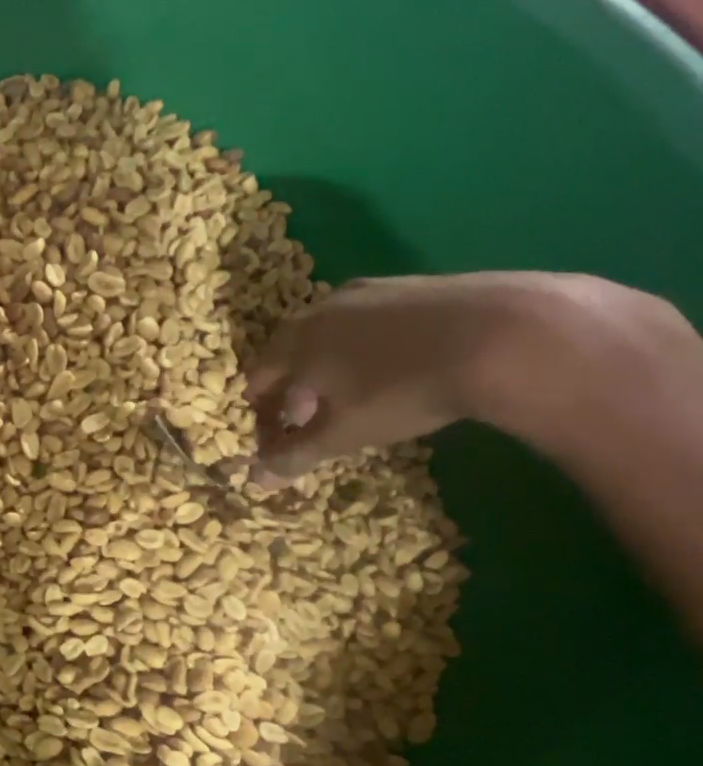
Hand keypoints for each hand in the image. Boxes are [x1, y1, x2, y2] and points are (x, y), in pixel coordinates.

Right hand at [242, 272, 669, 483]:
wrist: (510, 335)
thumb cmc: (404, 390)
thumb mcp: (344, 433)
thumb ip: (294, 455)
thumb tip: (255, 480)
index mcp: (294, 343)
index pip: (256, 380)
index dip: (261, 413)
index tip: (275, 438)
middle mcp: (323, 309)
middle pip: (292, 352)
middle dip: (294, 387)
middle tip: (311, 418)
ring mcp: (372, 291)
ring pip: (333, 333)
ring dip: (332, 365)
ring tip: (357, 394)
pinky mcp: (418, 284)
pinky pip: (375, 321)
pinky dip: (371, 346)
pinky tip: (400, 367)